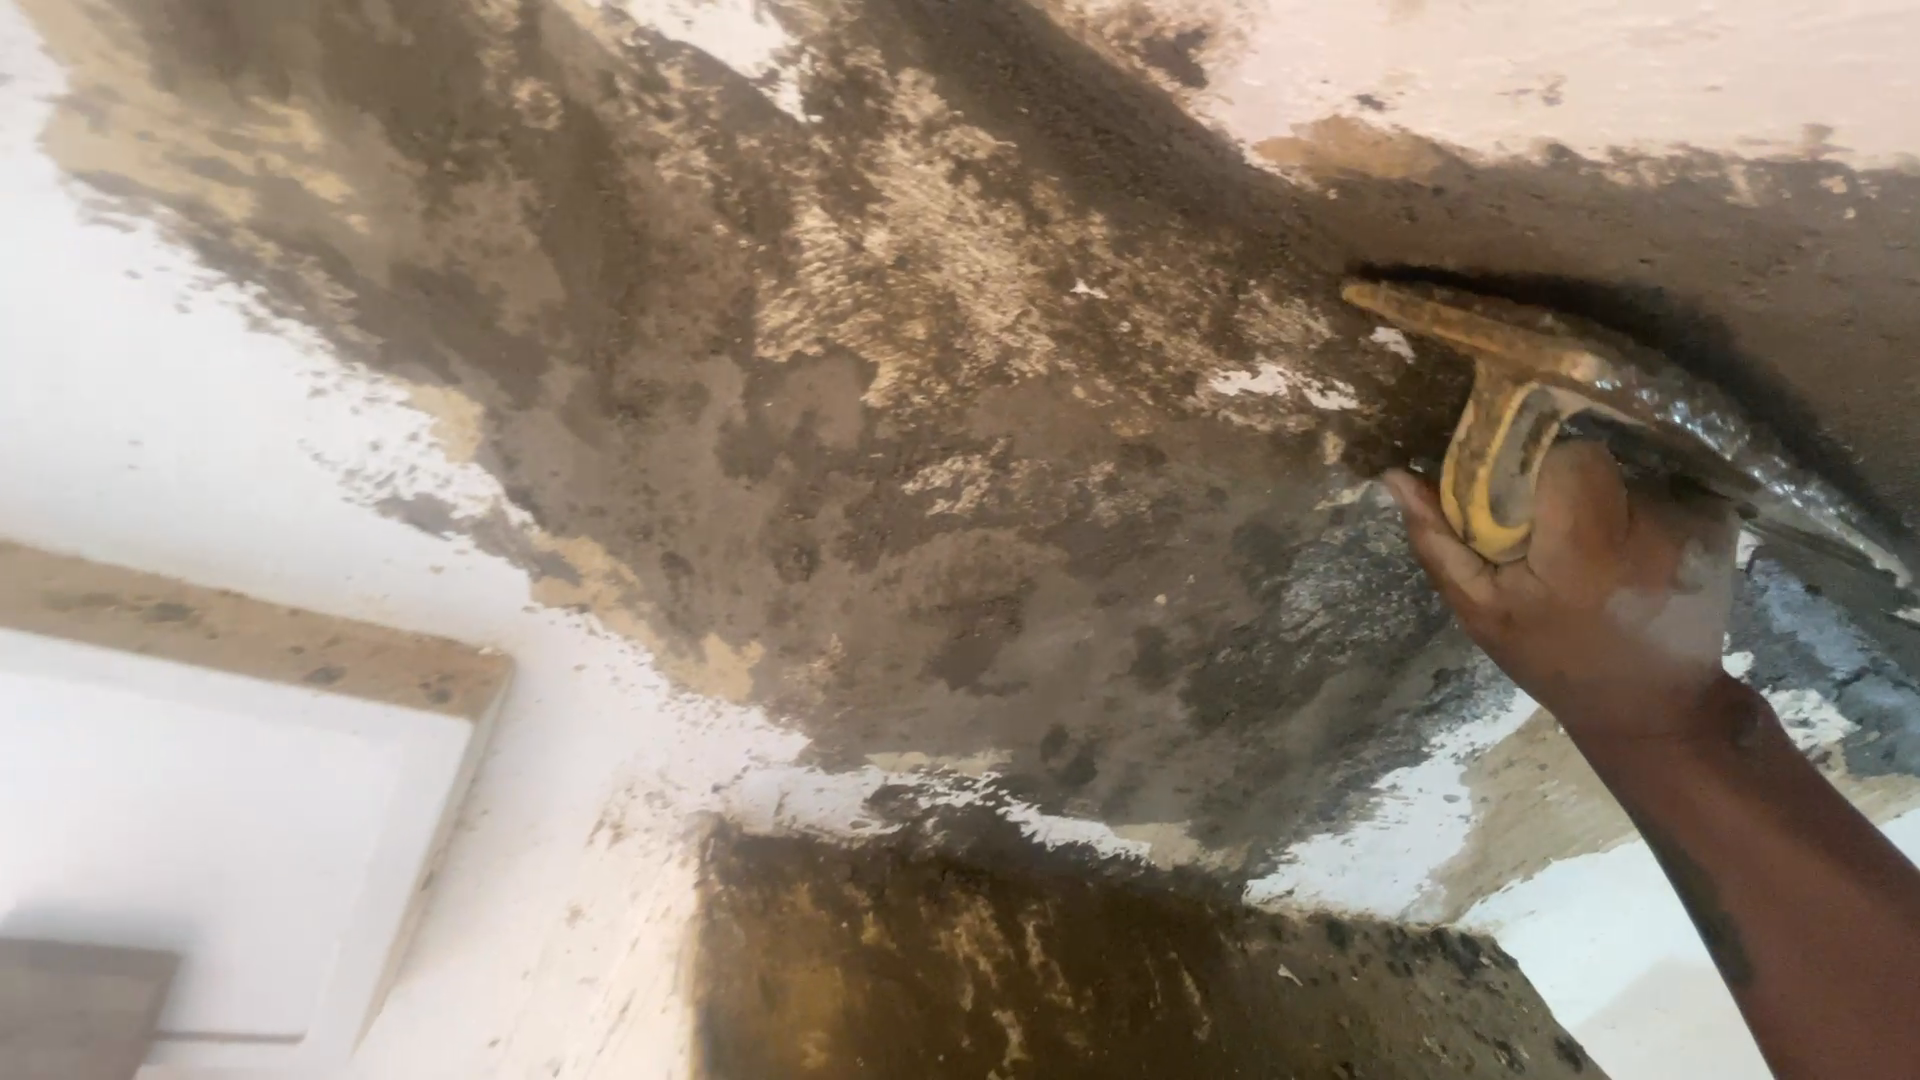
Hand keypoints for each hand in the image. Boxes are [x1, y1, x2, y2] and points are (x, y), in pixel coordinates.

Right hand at [1383, 441, 1740, 744]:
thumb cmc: (1550, 658)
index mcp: (1583, 549)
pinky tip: (1620, 548)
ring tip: (1580, 542)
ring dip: (1592, 496)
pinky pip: (1656, 489)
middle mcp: (1650, 529)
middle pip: (1593, 460)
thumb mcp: (1477, 608)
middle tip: (1541, 522)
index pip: (1565, 458)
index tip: (1509, 491)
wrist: (1654, 704)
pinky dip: (1629, 507)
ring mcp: (1696, 526)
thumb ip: (1437, 539)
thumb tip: (1396, 477)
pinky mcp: (1720, 526)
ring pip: (1622, 471)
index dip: (1531, 465)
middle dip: (1557, 480)